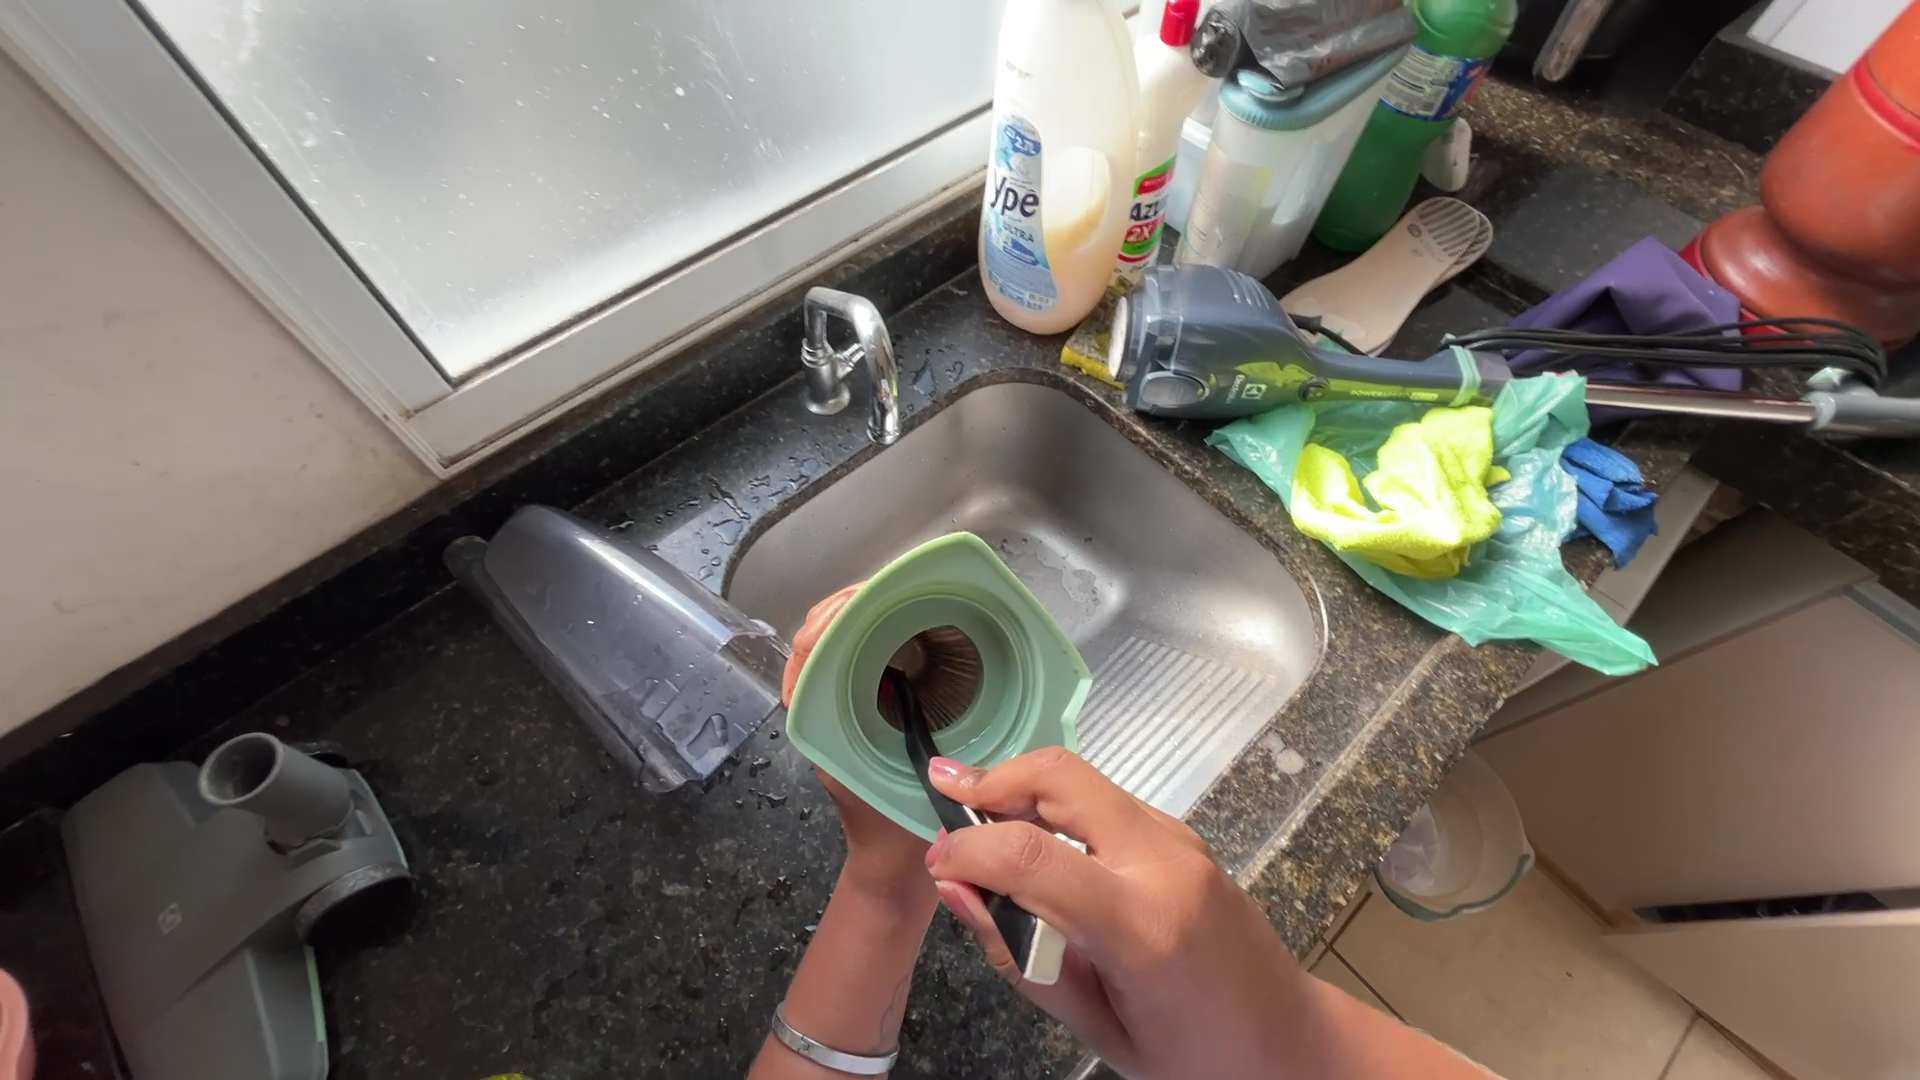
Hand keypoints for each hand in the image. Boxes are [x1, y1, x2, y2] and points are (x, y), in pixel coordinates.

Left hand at [784, 583, 932, 903]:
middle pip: (818, 636)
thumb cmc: (895, 829)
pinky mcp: (856, 707)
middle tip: (892, 586)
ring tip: (898, 595)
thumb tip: (906, 683)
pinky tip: (906, 623)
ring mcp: (835, 706)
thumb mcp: (906, 781)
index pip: (806, 652)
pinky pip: (857, 656)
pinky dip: (875, 631)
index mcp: (815, 721)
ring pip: (835, 642)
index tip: (867, 598)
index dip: (832, 617)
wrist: (891, 866)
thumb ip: (904, 740)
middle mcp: (817, 707)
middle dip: (849, 603)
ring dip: (861, 613)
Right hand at [922, 749, 1486, 1079]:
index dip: (970, 849)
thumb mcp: (1096, 1030)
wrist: (1292, 1041)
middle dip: (994, 777)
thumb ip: (1021, 956)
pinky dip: (1052, 803)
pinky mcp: (1178, 831)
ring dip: (1020, 784)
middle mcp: (1161, 859)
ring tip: (975, 810)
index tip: (936, 861)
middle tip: (944, 789)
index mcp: (1143, 925)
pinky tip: (1031, 833)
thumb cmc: (1194, 1059)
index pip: (1033, 857)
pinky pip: (1100, 799)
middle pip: (1061, 777)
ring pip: (1079, 777)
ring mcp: (1175, 836)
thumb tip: (957, 889)